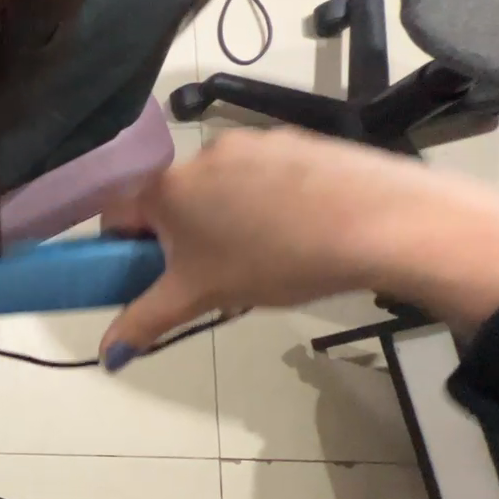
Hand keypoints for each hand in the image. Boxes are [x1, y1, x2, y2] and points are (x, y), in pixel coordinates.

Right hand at [97, 128, 498, 367]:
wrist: (391, 225)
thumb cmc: (275, 260)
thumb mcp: (200, 297)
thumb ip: (144, 322)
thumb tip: (107, 358)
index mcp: (165, 187)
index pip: (114, 215)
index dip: (123, 248)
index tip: (151, 272)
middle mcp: (201, 154)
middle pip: (167, 200)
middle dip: (176, 234)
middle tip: (206, 269)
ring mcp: (255, 142)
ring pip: (214, 187)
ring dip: (219, 216)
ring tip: (259, 251)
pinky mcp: (301, 140)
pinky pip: (260, 174)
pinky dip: (263, 199)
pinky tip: (294, 227)